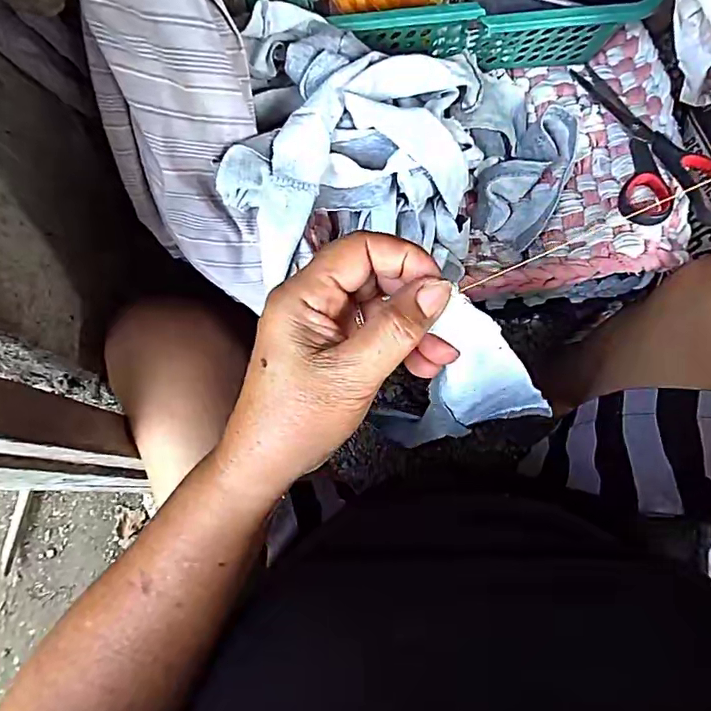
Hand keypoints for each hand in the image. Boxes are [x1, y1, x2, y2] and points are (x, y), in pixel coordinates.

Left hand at [214, 234, 459, 489]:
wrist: (268, 461)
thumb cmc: (289, 422)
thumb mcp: (353, 373)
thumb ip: (398, 328)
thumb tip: (434, 290)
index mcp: (302, 296)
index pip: (360, 249)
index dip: (404, 259)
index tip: (435, 283)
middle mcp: (311, 301)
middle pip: (374, 273)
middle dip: (414, 296)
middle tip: (442, 318)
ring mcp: (323, 322)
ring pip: (380, 303)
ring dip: (414, 324)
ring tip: (439, 350)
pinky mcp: (334, 343)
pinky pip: (376, 328)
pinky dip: (402, 342)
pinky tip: (422, 360)